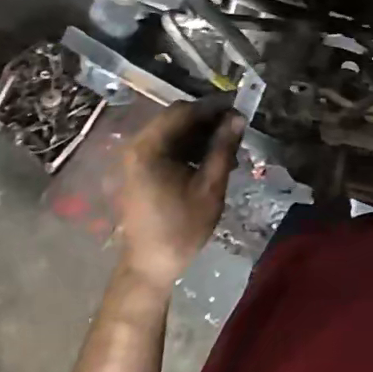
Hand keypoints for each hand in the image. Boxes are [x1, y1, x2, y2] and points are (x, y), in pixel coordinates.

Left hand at [115, 98, 245, 288]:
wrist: (150, 264)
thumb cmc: (181, 229)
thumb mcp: (209, 188)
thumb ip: (223, 149)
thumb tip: (238, 118)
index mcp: (148, 147)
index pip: (183, 111)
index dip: (212, 107)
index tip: (239, 109)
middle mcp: (136, 144)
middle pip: (175, 118)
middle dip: (206, 120)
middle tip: (236, 128)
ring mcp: (134, 156)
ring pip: (171, 131)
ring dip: (198, 134)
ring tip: (227, 145)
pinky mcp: (138, 167)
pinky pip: (164, 145)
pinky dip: (186, 147)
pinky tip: (208, 158)